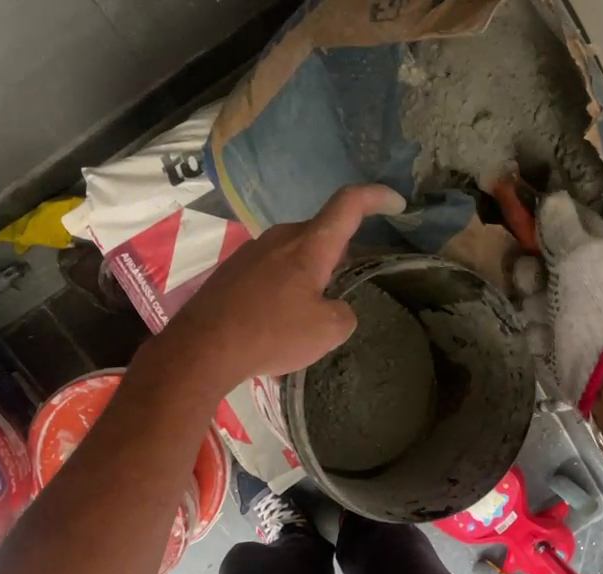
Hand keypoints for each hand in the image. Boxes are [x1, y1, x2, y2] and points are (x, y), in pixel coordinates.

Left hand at [139, 184, 406, 394]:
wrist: (205, 346)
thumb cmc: (272, 333)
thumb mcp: (328, 332)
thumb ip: (344, 313)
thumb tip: (335, 307)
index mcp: (310, 245)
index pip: (349, 205)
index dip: (376, 197)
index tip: (397, 202)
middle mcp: (280, 238)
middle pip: (321, 234)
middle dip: (340, 253)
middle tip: (348, 283)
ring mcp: (253, 252)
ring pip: (295, 253)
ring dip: (310, 275)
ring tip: (311, 313)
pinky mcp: (233, 271)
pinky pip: (272, 271)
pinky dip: (286, 289)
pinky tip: (280, 322)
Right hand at [514, 193, 602, 414]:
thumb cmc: (597, 307)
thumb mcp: (581, 255)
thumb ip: (562, 226)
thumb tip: (551, 197)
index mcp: (595, 249)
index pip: (564, 219)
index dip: (542, 217)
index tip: (517, 212)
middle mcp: (578, 275)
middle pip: (534, 259)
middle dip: (528, 271)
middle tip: (534, 281)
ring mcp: (563, 309)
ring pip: (526, 295)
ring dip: (532, 307)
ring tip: (546, 320)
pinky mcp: (550, 338)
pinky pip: (529, 326)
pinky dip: (536, 335)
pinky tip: (549, 342)